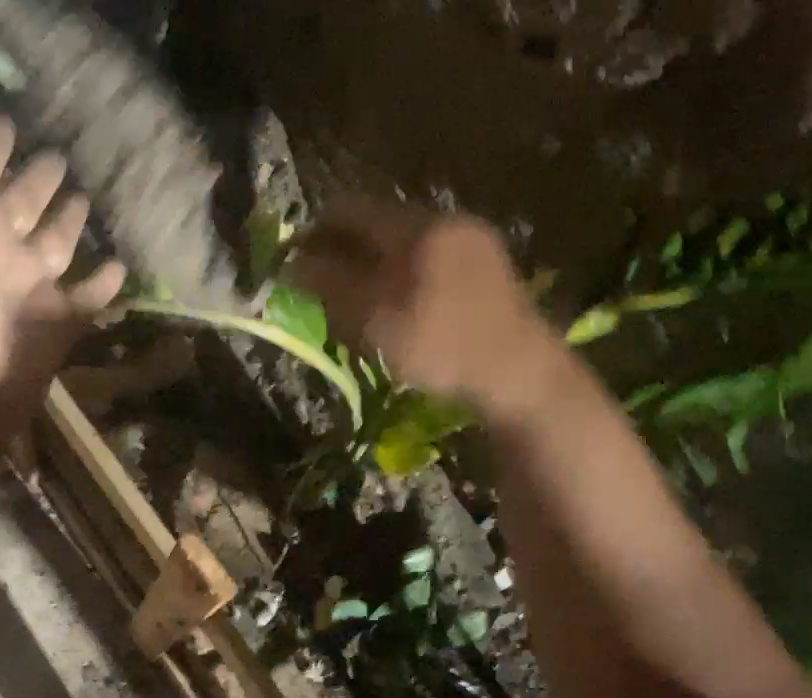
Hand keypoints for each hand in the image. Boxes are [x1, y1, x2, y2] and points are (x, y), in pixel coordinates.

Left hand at [0, 46, 124, 416]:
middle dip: (36, 177)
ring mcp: (27, 286)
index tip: (2, 117)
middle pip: (19, 200)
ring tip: (87, 194)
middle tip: (58, 150)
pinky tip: (121, 264)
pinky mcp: (58, 321)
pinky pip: (88, 296)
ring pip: (54, 242)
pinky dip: (104, 283)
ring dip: (69, 220)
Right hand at [287, 199, 562, 412]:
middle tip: (318, 286)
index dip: (313, 233)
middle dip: (342, 251)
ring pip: (403, 245)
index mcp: (416, 227)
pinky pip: (429, 261)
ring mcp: (472, 243)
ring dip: (371, 266)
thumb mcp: (373, 320)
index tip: (291, 261)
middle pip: (378, 224)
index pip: (349, 210)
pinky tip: (395, 308)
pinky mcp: (488, 269)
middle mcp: (446, 221)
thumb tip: (290, 264)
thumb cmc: (441, 347)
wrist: (520, 375)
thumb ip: (328, 286)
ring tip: (352, 302)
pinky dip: (401, 277)